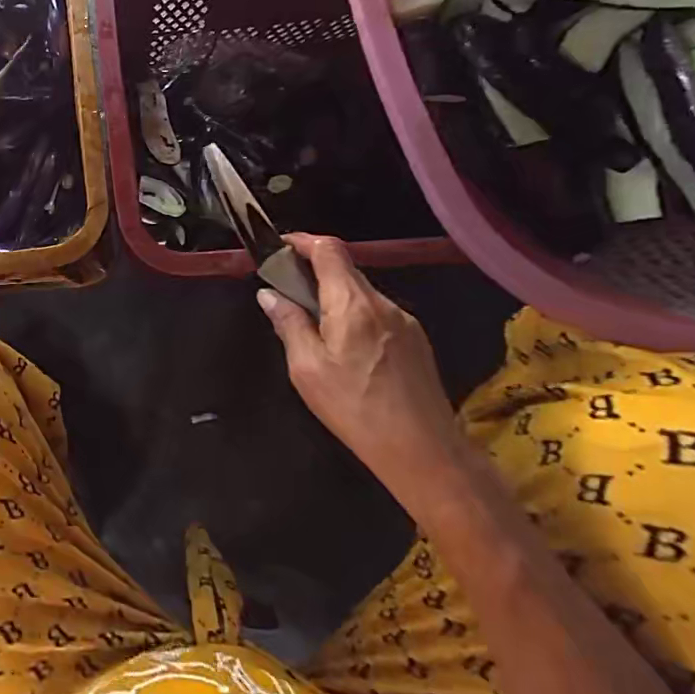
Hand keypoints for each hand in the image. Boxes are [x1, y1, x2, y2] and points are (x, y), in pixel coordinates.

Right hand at [256, 234, 460, 476]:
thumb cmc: (355, 409)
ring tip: (314, 332)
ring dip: (334, 299)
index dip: (301, 241)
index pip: (329, 249)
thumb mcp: (307, 369)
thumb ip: (289, 324)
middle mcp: (382, 303)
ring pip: (361, 294)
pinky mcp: (416, 340)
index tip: (279, 249)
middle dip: (313, 273)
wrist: (424, 452)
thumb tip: (270, 295)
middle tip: (287, 295)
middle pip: (345, 270)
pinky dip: (354, 317)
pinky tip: (347, 352)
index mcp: (352, 303)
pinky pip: (377, 314)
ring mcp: (405, 321)